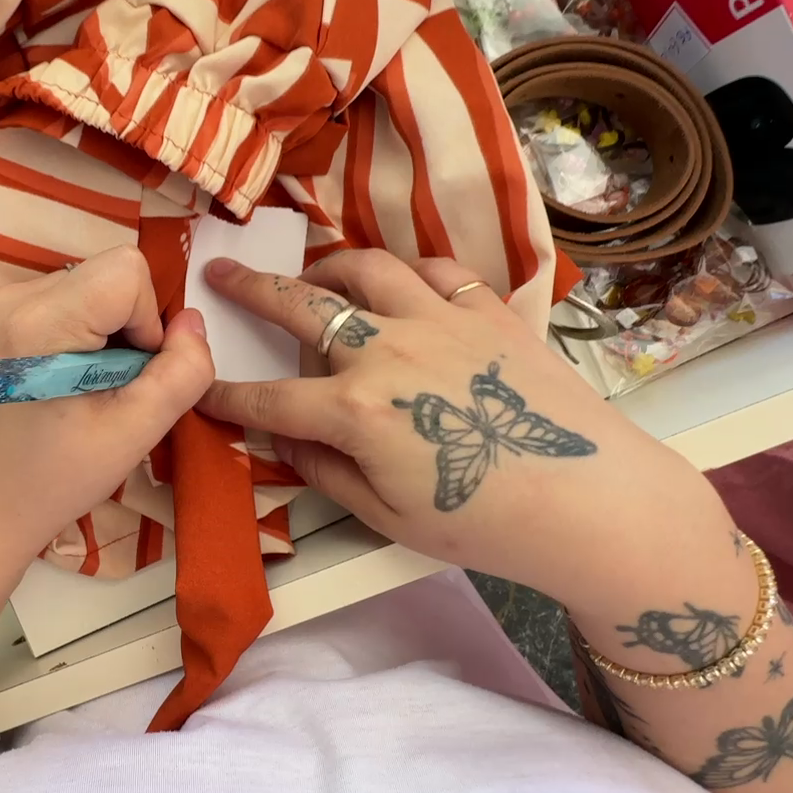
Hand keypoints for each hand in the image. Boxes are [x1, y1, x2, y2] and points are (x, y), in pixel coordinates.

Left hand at [0, 246, 214, 565]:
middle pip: (110, 272)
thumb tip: (192, 321)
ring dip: (110, 328)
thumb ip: (182, 372)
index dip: (147, 319)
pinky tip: (70, 376)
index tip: (130, 373)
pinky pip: (72, 295)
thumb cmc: (57, 476)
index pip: (126, 271)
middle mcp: (14, 297)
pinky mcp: (3, 312)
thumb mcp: (136, 433)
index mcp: (39, 321)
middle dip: (130, 324)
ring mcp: (2, 301)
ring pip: (94, 282)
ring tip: (88, 384)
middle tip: (111, 384)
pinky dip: (88, 329)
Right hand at [196, 249, 726, 603]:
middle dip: (250, 289)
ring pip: (366, 267)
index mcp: (356, 412)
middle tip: (221, 272)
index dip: (224, 395)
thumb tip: (282, 440)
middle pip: (301, 306)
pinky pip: (435, 269)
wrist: (594, 505)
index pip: (267, 400)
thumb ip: (323, 471)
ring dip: (327, 265)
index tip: (198, 387)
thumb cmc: (484, 526)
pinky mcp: (487, 311)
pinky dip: (405, 271)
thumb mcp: (386, 516)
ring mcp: (440, 320)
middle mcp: (388, 351)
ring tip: (313, 274)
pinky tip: (398, 285)